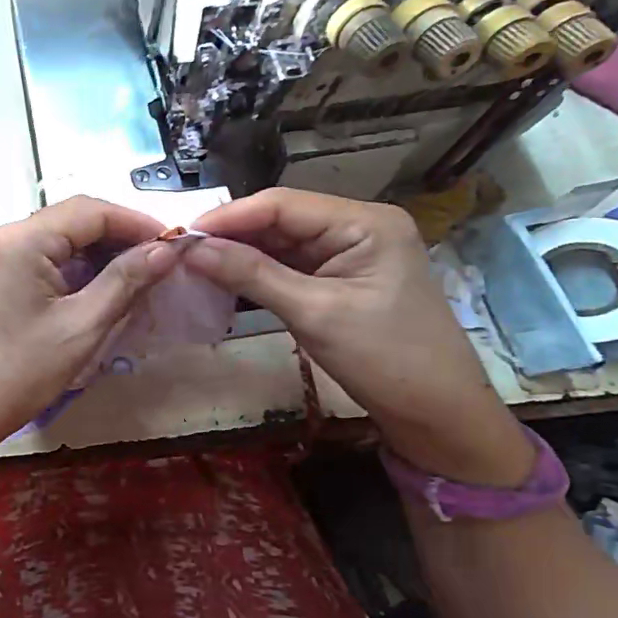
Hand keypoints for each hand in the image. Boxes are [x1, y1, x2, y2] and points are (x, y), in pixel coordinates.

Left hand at [0, 196, 176, 455]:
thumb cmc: (19, 372)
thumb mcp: (81, 327)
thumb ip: (126, 282)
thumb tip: (166, 250)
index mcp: (23, 239)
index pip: (91, 211)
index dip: (137, 222)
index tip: (175, 244)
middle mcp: (7, 237)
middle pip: (75, 221)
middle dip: (120, 238)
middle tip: (161, 264)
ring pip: (62, 242)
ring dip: (101, 256)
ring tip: (140, 280)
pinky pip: (46, 262)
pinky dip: (78, 272)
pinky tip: (104, 292)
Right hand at [187, 188, 532, 485]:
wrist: (436, 412)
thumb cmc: (385, 358)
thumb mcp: (314, 313)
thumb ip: (252, 275)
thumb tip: (193, 250)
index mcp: (365, 221)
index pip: (283, 205)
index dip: (229, 217)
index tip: (182, 235)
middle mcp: (358, 226)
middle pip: (281, 220)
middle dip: (232, 236)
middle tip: (181, 253)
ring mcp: (350, 253)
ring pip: (282, 244)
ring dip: (241, 255)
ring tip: (195, 266)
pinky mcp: (341, 279)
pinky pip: (291, 267)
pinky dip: (259, 274)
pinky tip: (225, 280)